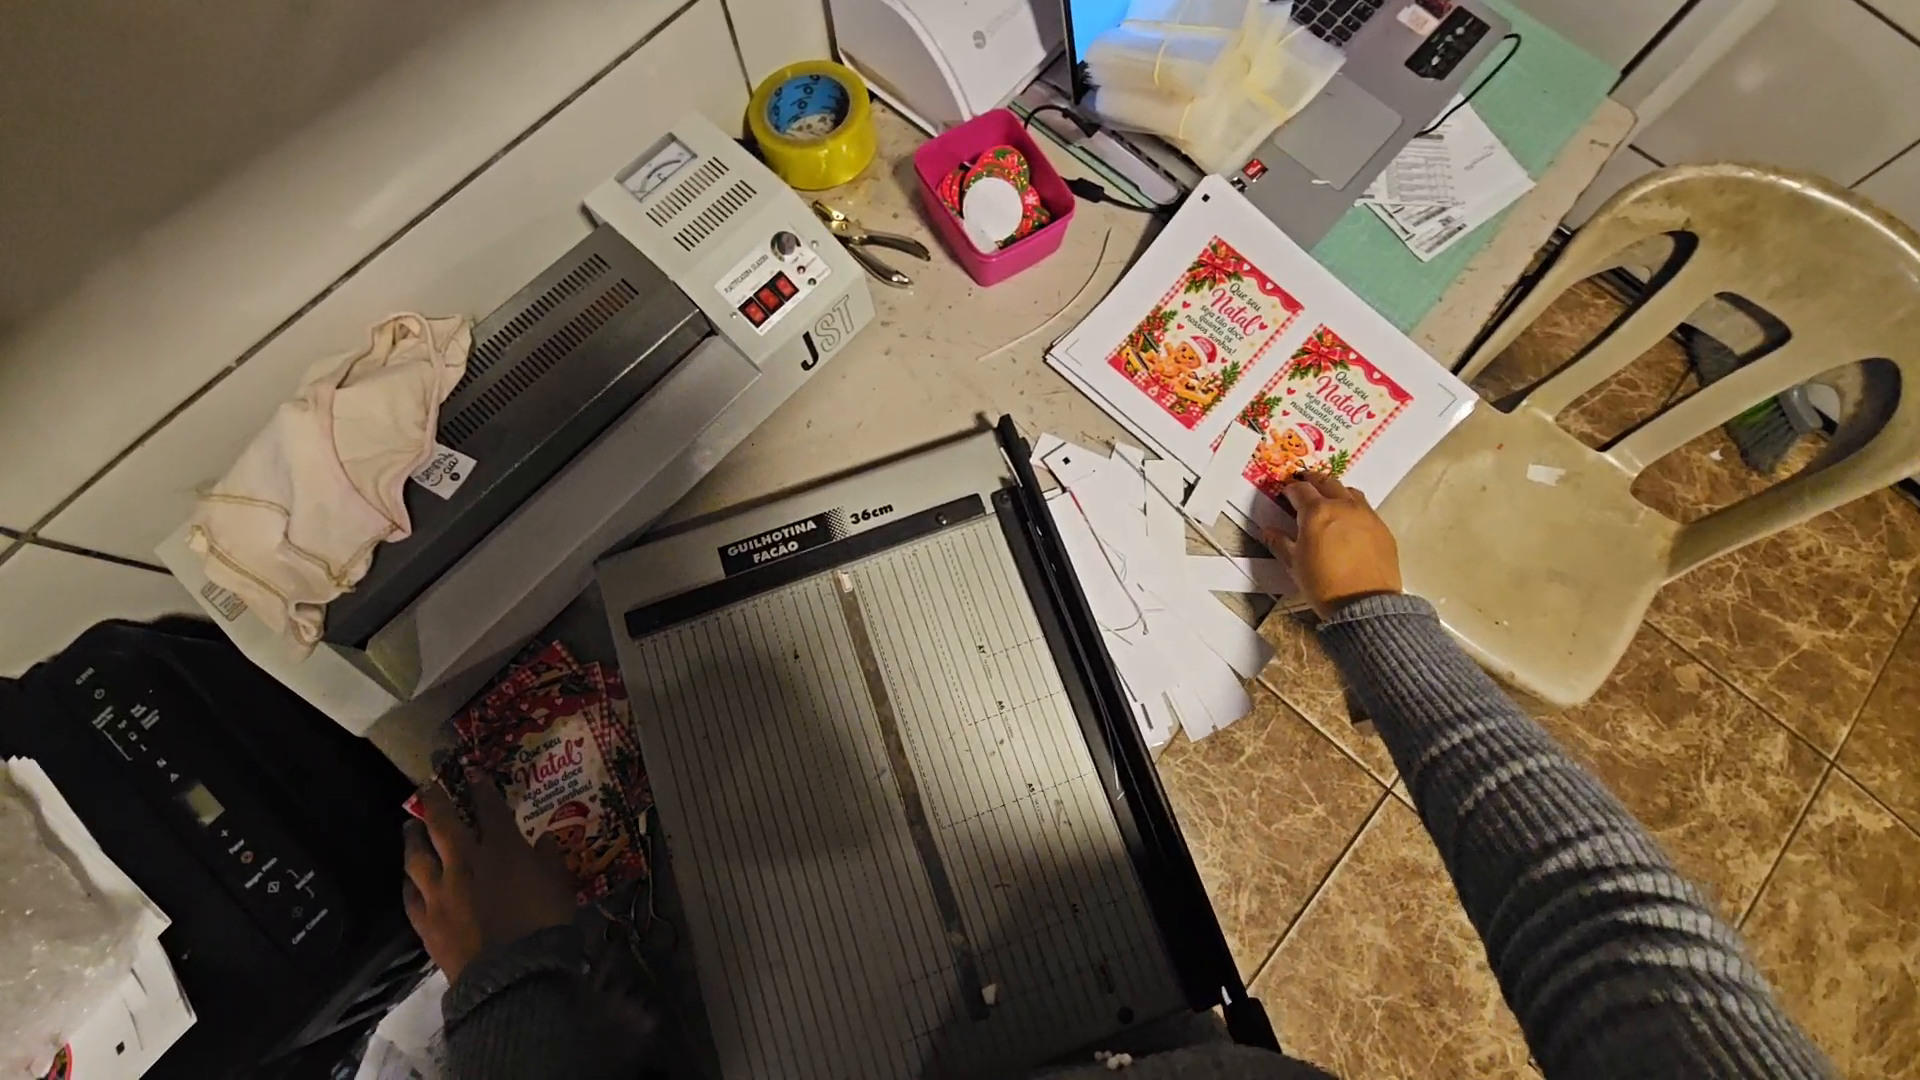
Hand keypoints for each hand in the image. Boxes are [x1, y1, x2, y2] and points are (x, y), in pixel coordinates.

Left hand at [403, 772, 576, 983]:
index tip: (472, 772)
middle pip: (444, 824)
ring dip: (413, 838)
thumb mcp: (558, 882)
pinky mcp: (425, 920)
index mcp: (502, 848)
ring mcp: (440, 891)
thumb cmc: (544, 919)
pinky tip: (409, 879)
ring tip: (409, 827)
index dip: (481, 788)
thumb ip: (549, 858)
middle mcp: (465, 862)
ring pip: (418, 857)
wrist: (512, 971)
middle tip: (428, 787)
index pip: (489, 808)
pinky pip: (410, 895)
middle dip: (436, 801)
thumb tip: (544, 840)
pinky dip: (410, 882)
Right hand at [1264, 472, 1401, 618]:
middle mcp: (1343, 506)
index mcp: (1317, 512)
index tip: (1285, 494)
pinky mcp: (1382, 528)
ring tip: (1328, 501)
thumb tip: (1268, 531)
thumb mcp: (1293, 564)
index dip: (1290, 489)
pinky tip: (1347, 522)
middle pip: (1326, 482)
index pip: (1300, 489)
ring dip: (1335, 491)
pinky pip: (1365, 508)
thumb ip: (1279, 543)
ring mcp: (1366, 515)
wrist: (1364, 604)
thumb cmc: (1323, 584)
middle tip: (1304, 486)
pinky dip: (1353, 507)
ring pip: (1349, 491)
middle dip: (1312, 481)